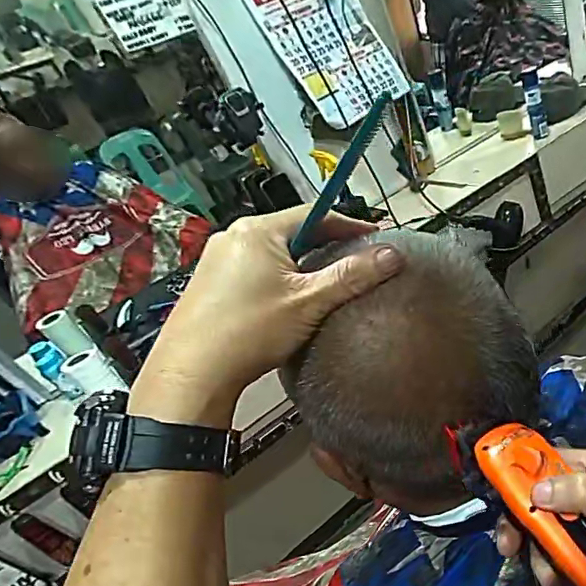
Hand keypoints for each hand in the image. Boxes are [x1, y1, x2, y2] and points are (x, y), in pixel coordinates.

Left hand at [129, 206, 400, 425]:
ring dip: (308, 263)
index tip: (376, 236)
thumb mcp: (311, 301)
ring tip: (334, 283)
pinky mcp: (215, 283)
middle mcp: (234, 237)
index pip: (316, 214)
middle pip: (296, 231)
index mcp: (257, 231)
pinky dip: (286, 277)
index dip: (351, 224)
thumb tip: (391, 255)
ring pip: (279, 252)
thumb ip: (353, 275)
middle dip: (331, 245)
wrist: (194, 372)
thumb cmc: (247, 332)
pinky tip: (298, 300)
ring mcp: (220, 260)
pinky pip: (260, 269)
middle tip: (361, 262)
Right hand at [495, 449, 585, 585]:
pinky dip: (556, 573)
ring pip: (549, 536)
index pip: (545, 463)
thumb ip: (581, 494)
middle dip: (525, 528)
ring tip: (551, 582)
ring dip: (542, 558)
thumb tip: (535, 489)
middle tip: (510, 552)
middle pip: (539, 503)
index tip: (503, 506)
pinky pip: (564, 560)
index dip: (519, 478)